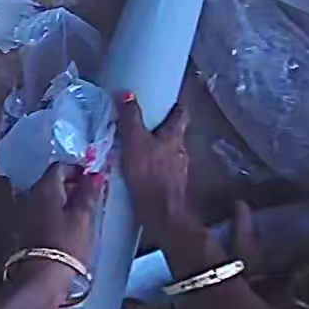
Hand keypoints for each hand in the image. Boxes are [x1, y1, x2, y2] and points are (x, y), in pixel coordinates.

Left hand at [13, 162, 104, 295]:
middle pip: (54, 181)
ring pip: (50, 198)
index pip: (61, 166)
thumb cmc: (66, 244)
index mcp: (45, 187)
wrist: (42, 278)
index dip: (79, 169)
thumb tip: (94, 174)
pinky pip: (46, 213)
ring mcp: (27, 213)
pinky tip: (73, 226)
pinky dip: (59, 213)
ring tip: (87, 212)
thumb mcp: (83, 216)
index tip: (95, 179)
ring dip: (67, 200)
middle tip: (94, 195)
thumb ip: (89, 192)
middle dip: (74, 184)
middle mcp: (32, 195)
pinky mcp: (28, 230)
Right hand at [117, 94, 201, 247]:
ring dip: (157, 150)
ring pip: (169, 153)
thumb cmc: (149, 175)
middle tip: (143, 125)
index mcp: (175, 136)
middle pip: (174, 134)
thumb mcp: (134, 142)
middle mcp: (181, 151)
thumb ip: (130, 119)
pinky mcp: (172, 187)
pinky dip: (154, 168)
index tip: (165, 102)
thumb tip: (126, 94)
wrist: (161, 214)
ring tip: (137, 149)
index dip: (175, 106)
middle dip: (161, 129)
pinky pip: (163, 171)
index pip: (181, 114)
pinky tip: (140, 172)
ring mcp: (178, 170)